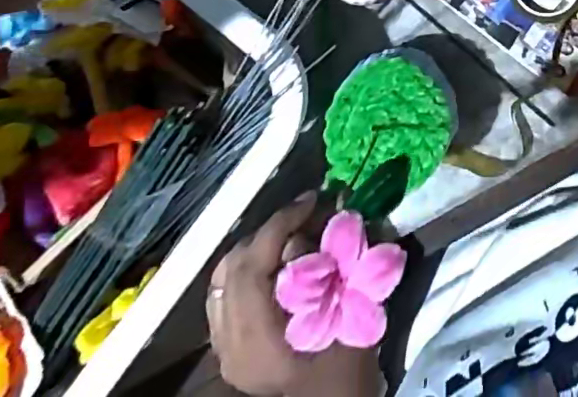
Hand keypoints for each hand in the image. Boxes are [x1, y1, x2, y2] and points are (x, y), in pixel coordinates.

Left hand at [208, 193, 383, 396]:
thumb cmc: (344, 381)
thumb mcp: (353, 322)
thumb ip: (343, 270)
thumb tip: (340, 218)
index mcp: (255, 341)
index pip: (251, 266)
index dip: (279, 224)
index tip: (313, 200)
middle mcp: (229, 345)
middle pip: (233, 266)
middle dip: (271, 230)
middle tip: (310, 214)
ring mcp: (224, 350)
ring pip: (226, 278)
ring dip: (261, 247)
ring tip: (298, 234)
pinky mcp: (230, 351)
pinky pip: (228, 295)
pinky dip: (254, 269)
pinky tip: (285, 264)